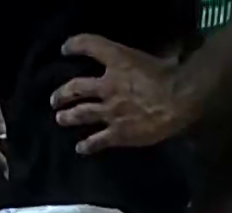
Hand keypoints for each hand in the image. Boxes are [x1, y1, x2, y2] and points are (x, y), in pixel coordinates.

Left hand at [49, 35, 199, 154]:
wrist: (176, 101)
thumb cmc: (170, 76)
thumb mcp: (151, 57)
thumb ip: (139, 61)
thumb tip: (146, 57)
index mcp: (118, 60)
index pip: (90, 45)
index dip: (75, 45)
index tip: (65, 49)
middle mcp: (108, 85)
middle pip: (77, 88)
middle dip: (63, 93)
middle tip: (55, 99)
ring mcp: (110, 111)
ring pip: (81, 114)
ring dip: (68, 116)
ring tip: (60, 119)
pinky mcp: (116, 133)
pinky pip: (96, 141)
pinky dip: (86, 145)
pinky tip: (80, 148)